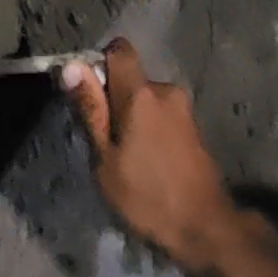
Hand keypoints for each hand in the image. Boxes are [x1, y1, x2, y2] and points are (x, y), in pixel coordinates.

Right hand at [62, 38, 238, 270]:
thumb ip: (92, 110)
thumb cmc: (147, 196)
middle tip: (106, 142)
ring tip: (128, 157)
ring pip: (147, 98)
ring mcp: (185, 107)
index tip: (90, 95)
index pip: (120, 50)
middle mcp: (167, 90)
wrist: (204, 226)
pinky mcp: (194, 125)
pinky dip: (151, 128)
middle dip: (115, 100)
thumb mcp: (106, 160)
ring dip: (134, 117)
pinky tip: (149, 161)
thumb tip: (72, 66)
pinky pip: (162, 113)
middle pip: (132, 79)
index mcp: (142, 94)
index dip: (100, 64)